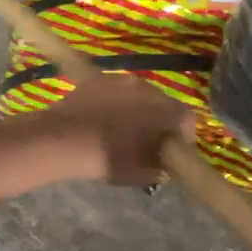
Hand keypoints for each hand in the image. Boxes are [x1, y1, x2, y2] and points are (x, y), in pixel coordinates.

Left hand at [43, 71, 195, 186]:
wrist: (65, 139)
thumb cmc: (110, 158)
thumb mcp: (143, 173)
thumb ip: (160, 166)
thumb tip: (163, 163)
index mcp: (166, 110)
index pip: (186, 120)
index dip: (182, 137)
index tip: (172, 151)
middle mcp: (148, 88)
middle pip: (163, 103)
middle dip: (160, 120)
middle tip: (149, 139)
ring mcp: (121, 79)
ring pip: (138, 94)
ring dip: (137, 108)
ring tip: (124, 127)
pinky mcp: (97, 78)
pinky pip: (115, 89)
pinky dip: (115, 101)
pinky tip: (104, 115)